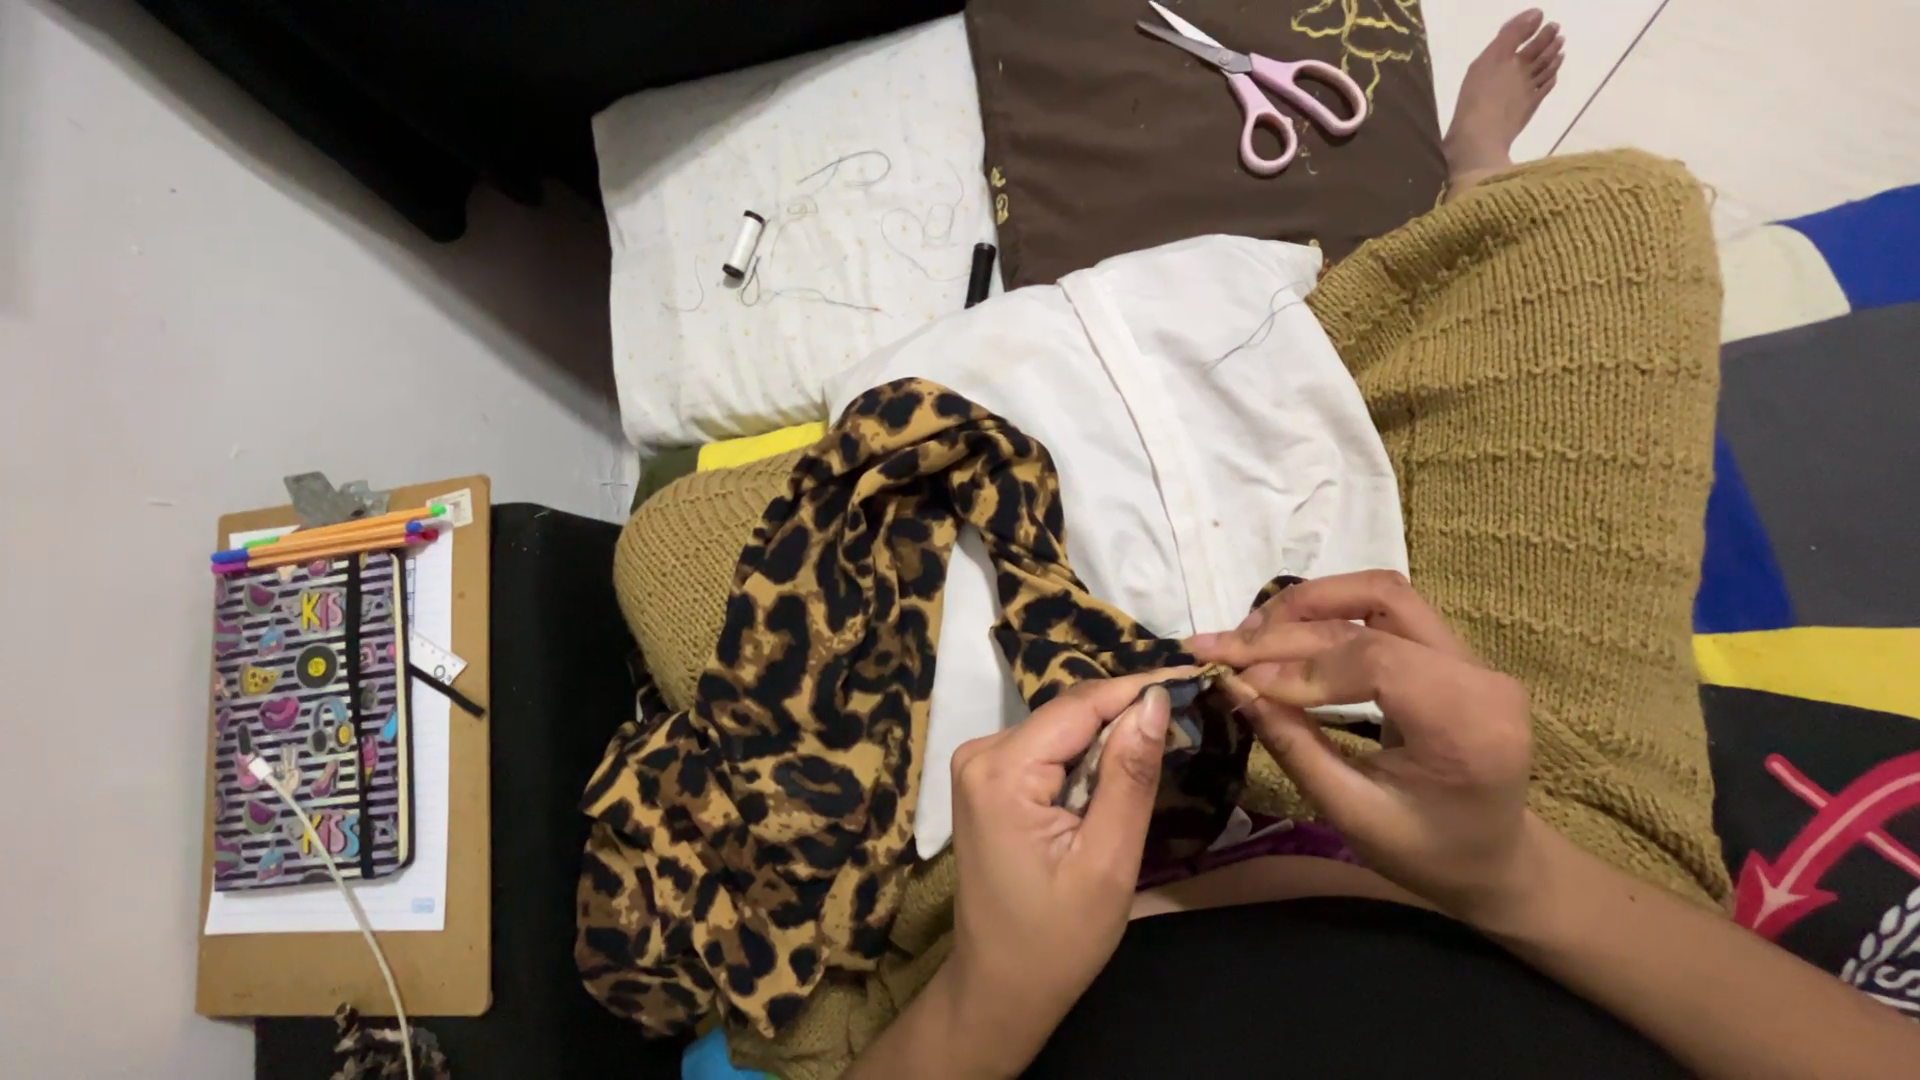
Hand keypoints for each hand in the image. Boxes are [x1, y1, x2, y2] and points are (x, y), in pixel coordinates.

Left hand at [941, 668, 1193, 1071]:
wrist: (999, 987)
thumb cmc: (1056, 939)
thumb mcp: (1107, 862)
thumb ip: (1129, 777)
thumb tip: (1153, 701)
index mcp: (1001, 770)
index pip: (1079, 705)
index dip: (1137, 687)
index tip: (1191, 677)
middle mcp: (980, 753)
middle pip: (1067, 713)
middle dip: (1126, 713)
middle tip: (1188, 712)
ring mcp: (978, 765)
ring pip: (1060, 729)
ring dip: (1108, 735)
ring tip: (1163, 738)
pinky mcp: (987, 780)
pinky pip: (1046, 750)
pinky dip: (1085, 756)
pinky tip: (1118, 770)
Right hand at [1187, 571, 1535, 923]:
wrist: (1492, 859)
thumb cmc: (1427, 852)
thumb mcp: (1351, 813)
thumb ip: (1294, 746)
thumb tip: (1234, 686)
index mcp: (1470, 726)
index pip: (1376, 660)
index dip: (1299, 665)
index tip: (1240, 682)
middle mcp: (1479, 676)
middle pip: (1371, 614)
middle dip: (1285, 629)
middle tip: (1219, 648)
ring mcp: (1468, 655)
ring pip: (1379, 591)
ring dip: (1307, 603)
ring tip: (1251, 633)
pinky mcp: (1448, 648)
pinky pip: (1383, 605)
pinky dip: (1327, 609)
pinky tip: (1286, 632)